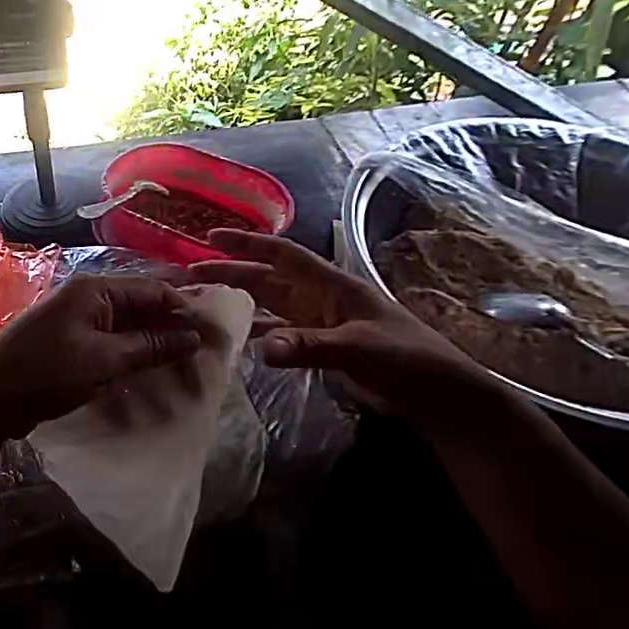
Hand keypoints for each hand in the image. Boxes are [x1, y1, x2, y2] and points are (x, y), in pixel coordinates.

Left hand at [0, 274, 208, 430]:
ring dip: (155, 342)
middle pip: (143, 305)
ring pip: (129, 325)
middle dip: (172, 327)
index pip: (154, 289)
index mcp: (96, 289)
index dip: (185, 309)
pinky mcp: (73, 343)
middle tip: (203, 351)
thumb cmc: (45, 373)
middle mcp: (89, 297)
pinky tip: (151, 370)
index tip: (212, 333)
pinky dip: (133, 353)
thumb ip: (150, 346)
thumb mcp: (104, 360)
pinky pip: (113, 341)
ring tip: (184, 364)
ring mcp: (79, 320)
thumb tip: (192, 336)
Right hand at [187, 229, 499, 419]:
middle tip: (191, 274)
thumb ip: (311, 346)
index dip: (248, 244)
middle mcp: (321, 297)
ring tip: (206, 301)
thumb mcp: (360, 348)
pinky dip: (260, 332)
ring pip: (273, 304)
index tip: (212, 237)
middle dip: (233, 272)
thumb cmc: (406, 357)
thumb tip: (263, 348)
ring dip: (242, 300)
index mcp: (332, 284)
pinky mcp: (323, 346)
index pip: (283, 255)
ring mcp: (321, 322)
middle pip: (270, 278)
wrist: (437, 391)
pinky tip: (239, 337)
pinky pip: (283, 333)